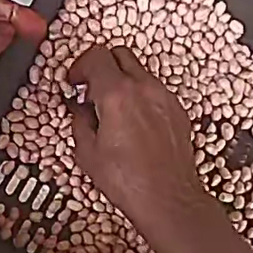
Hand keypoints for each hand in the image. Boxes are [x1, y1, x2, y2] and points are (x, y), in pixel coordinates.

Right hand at [67, 45, 218, 239]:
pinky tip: (132, 123)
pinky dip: (140, 97)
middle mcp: (145, 89)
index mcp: (117, 95)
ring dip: (122, 82)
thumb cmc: (129, 181)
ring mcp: (164, 98)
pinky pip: (155, 91)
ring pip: (139, 71)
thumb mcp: (87, 153)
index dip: (79, 66)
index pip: (96, 56)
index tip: (74, 81)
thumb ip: (79, 122)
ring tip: (111, 111)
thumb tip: (79, 111)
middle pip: (119, 54)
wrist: (167, 198)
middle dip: (101, 67)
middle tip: (90, 90)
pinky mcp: (177, 111)